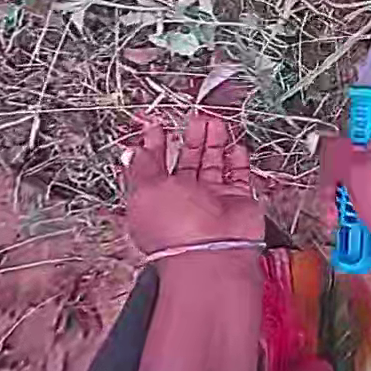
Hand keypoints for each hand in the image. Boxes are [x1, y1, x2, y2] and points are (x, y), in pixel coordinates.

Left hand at [123, 111, 264, 258]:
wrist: (213, 252)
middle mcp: (184, 200)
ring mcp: (211, 199)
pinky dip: (237, 159)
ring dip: (214, 142)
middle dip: (192, 137)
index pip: (156, 165)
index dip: (158, 144)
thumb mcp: (147, 191)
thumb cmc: (175, 230)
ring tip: (216, 122)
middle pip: (188, 161)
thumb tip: (133, 152)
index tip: (160, 127)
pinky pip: (238, 175)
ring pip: (213, 163)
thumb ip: (142, 167)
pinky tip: (235, 146)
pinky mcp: (236, 200)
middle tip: (196, 118)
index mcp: (157, 199)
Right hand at [318, 119, 370, 274]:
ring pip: (353, 175)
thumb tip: (326, 141)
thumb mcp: (355, 169)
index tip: (338, 145)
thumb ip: (335, 150)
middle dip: (337, 174)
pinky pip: (360, 195)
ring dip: (339, 196)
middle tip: (334, 190)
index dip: (349, 128)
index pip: (367, 111)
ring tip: (337, 215)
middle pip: (354, 148)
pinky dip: (350, 208)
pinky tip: (346, 223)